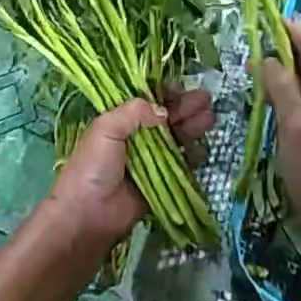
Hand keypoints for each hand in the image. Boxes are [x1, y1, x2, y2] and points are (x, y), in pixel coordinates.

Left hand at [42, 87, 215, 246]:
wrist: (89, 213)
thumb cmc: (94, 165)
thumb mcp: (107, 129)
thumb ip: (133, 113)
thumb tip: (163, 111)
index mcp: (118, 119)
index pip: (145, 100)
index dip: (163, 93)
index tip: (182, 87)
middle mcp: (135, 136)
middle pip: (164, 118)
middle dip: (184, 108)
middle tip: (207, 99)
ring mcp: (148, 160)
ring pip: (174, 139)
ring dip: (191, 128)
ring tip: (210, 118)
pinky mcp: (159, 183)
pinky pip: (179, 167)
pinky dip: (191, 157)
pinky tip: (203, 149)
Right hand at [260, 19, 300, 229]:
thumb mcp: (294, 124)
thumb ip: (281, 87)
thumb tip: (266, 57)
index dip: (294, 32)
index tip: (268, 17)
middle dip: (282, 47)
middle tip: (251, 35)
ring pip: (299, 79)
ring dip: (278, 66)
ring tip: (250, 54)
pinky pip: (294, 96)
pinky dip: (278, 86)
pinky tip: (259, 84)